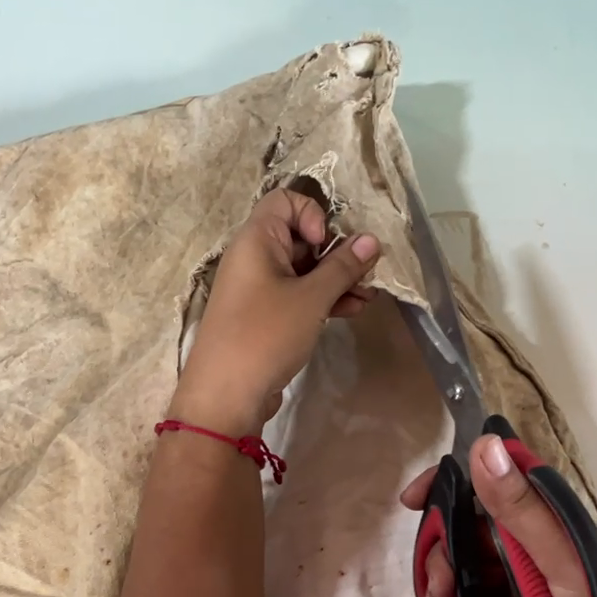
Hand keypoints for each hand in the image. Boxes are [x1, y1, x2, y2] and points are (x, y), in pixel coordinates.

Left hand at [171, 189, 381, 432]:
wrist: (225, 395)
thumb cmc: (265, 335)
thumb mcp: (311, 298)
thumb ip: (342, 267)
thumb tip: (371, 240)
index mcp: (256, 240)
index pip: (285, 200)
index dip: (314, 213)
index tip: (328, 243)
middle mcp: (254, 257)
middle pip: (300, 237)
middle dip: (336, 253)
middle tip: (365, 274)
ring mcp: (258, 289)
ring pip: (303, 270)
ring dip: (336, 280)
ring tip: (367, 298)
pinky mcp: (264, 317)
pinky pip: (297, 296)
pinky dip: (323, 299)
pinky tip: (352, 311)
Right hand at [399, 434, 596, 596]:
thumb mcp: (563, 563)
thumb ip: (521, 510)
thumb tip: (482, 445)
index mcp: (546, 520)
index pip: (489, 483)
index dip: (447, 486)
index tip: (411, 503)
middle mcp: (535, 545)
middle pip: (468, 539)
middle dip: (442, 565)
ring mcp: (531, 585)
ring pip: (472, 582)